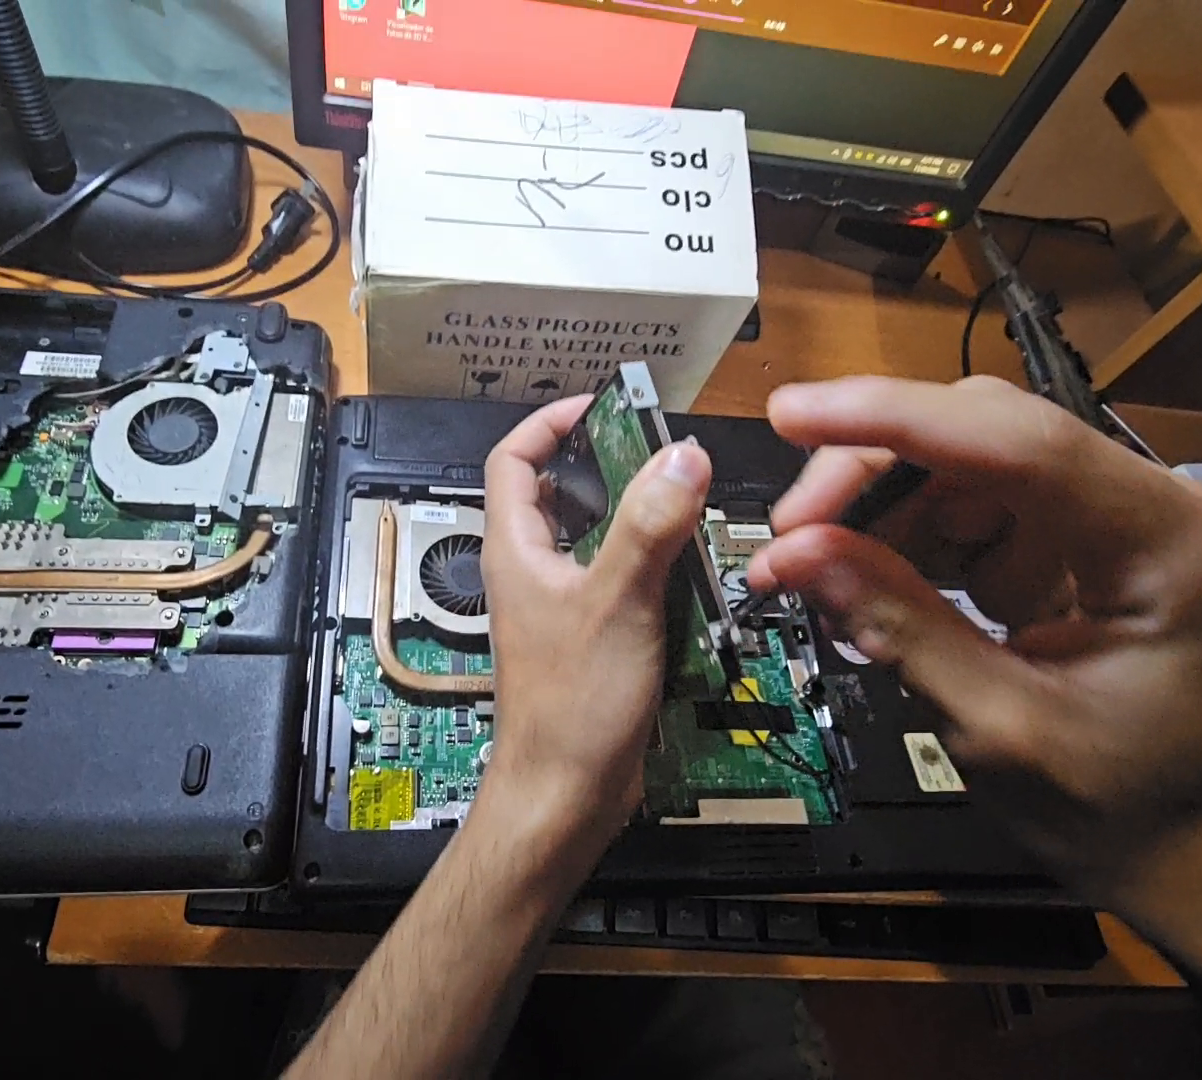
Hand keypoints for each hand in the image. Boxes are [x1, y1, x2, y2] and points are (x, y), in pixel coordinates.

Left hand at [478, 395, 712, 854]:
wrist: (566, 793)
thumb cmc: (572, 706)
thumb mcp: (617, 603)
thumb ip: (648, 527)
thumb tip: (681, 457)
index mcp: (515, 550)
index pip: (513, 459)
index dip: (549, 424)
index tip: (602, 407)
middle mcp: (531, 570)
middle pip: (560, 493)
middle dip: (610, 466)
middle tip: (664, 456)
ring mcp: (559, 603)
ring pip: (595, 537)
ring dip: (637, 517)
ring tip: (685, 505)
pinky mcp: (587, 633)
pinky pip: (617, 579)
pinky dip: (649, 565)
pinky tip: (688, 570)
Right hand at [746, 376, 1201, 974]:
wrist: (1201, 861)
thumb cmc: (1127, 814)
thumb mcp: (1000, 729)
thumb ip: (896, 627)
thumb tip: (791, 554)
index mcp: (1172, 551)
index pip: (1018, 444)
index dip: (893, 419)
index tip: (787, 415)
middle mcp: (1143, 510)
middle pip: (976, 438)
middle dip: (865, 474)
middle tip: (784, 535)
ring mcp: (1096, 526)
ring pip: (950, 471)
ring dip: (866, 516)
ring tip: (811, 580)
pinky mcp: (1056, 549)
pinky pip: (951, 516)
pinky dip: (889, 547)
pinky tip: (857, 592)